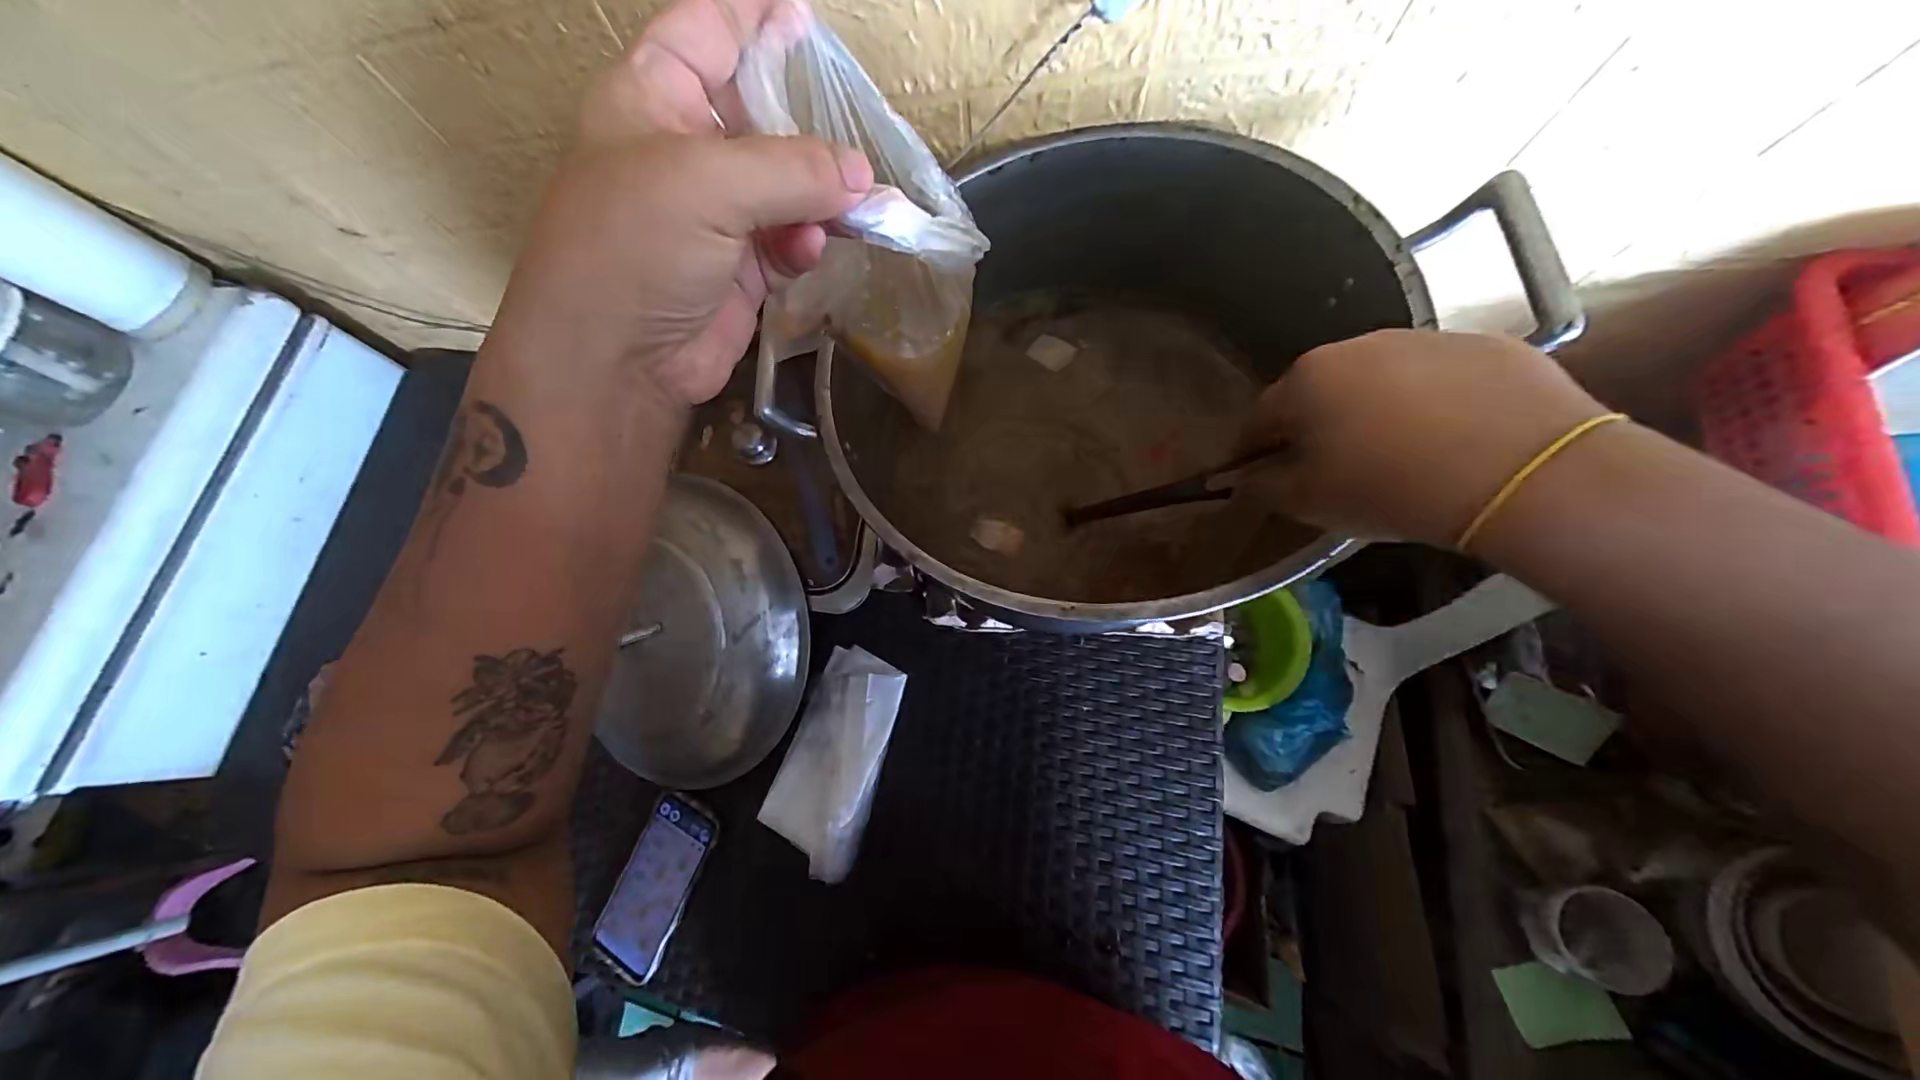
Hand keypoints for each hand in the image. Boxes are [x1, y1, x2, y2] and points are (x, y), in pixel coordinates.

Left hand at [490, 0, 871, 409]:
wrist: (618, 362)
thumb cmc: (634, 251)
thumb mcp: (705, 185)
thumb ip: (790, 169)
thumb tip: (861, 177)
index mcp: (651, 98)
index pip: (706, 32)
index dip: (753, 15)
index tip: (805, 14)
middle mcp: (685, 150)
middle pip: (761, 113)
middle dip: (808, 122)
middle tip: (857, 129)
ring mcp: (717, 214)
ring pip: (788, 184)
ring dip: (822, 194)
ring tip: (854, 208)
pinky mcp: (742, 268)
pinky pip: (792, 237)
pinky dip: (810, 239)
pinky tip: (814, 247)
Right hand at [1239, 329, 1610, 547]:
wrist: (1524, 473)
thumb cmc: (1390, 487)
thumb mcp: (1308, 502)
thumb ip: (1261, 487)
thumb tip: (1242, 479)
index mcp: (1306, 380)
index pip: (1259, 419)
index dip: (1252, 452)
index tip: (1257, 477)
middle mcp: (1357, 346)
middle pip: (1318, 392)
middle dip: (1314, 427)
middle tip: (1330, 468)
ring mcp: (1424, 339)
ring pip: (1378, 380)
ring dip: (1372, 411)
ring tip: (1396, 455)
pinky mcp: (1485, 346)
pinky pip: (1438, 379)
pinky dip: (1431, 404)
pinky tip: (1450, 440)